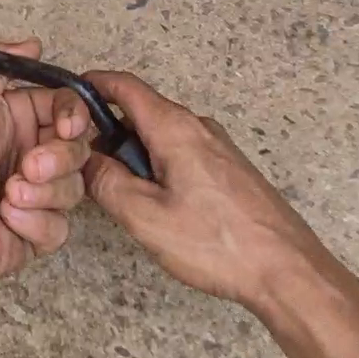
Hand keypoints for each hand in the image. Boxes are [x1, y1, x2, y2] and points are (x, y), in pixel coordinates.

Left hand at [0, 39, 93, 283]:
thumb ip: (3, 60)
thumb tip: (32, 45)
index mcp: (18, 120)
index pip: (66, 111)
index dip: (73, 117)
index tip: (65, 126)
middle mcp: (29, 155)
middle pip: (77, 151)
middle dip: (58, 158)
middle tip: (29, 164)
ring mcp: (35, 196)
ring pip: (72, 189)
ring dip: (42, 192)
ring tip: (8, 192)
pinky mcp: (34, 233)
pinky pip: (59, 227)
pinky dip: (34, 222)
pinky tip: (6, 216)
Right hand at [79, 71, 326, 305]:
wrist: (290, 273)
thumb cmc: (220, 244)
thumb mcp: (145, 217)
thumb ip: (105, 183)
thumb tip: (84, 160)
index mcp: (173, 127)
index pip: (124, 85)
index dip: (92, 84)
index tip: (68, 97)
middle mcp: (196, 126)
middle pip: (140, 110)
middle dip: (108, 128)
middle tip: (85, 158)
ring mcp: (216, 146)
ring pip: (160, 133)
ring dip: (133, 150)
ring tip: (120, 189)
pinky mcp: (227, 168)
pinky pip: (180, 150)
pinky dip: (157, 162)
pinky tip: (156, 201)